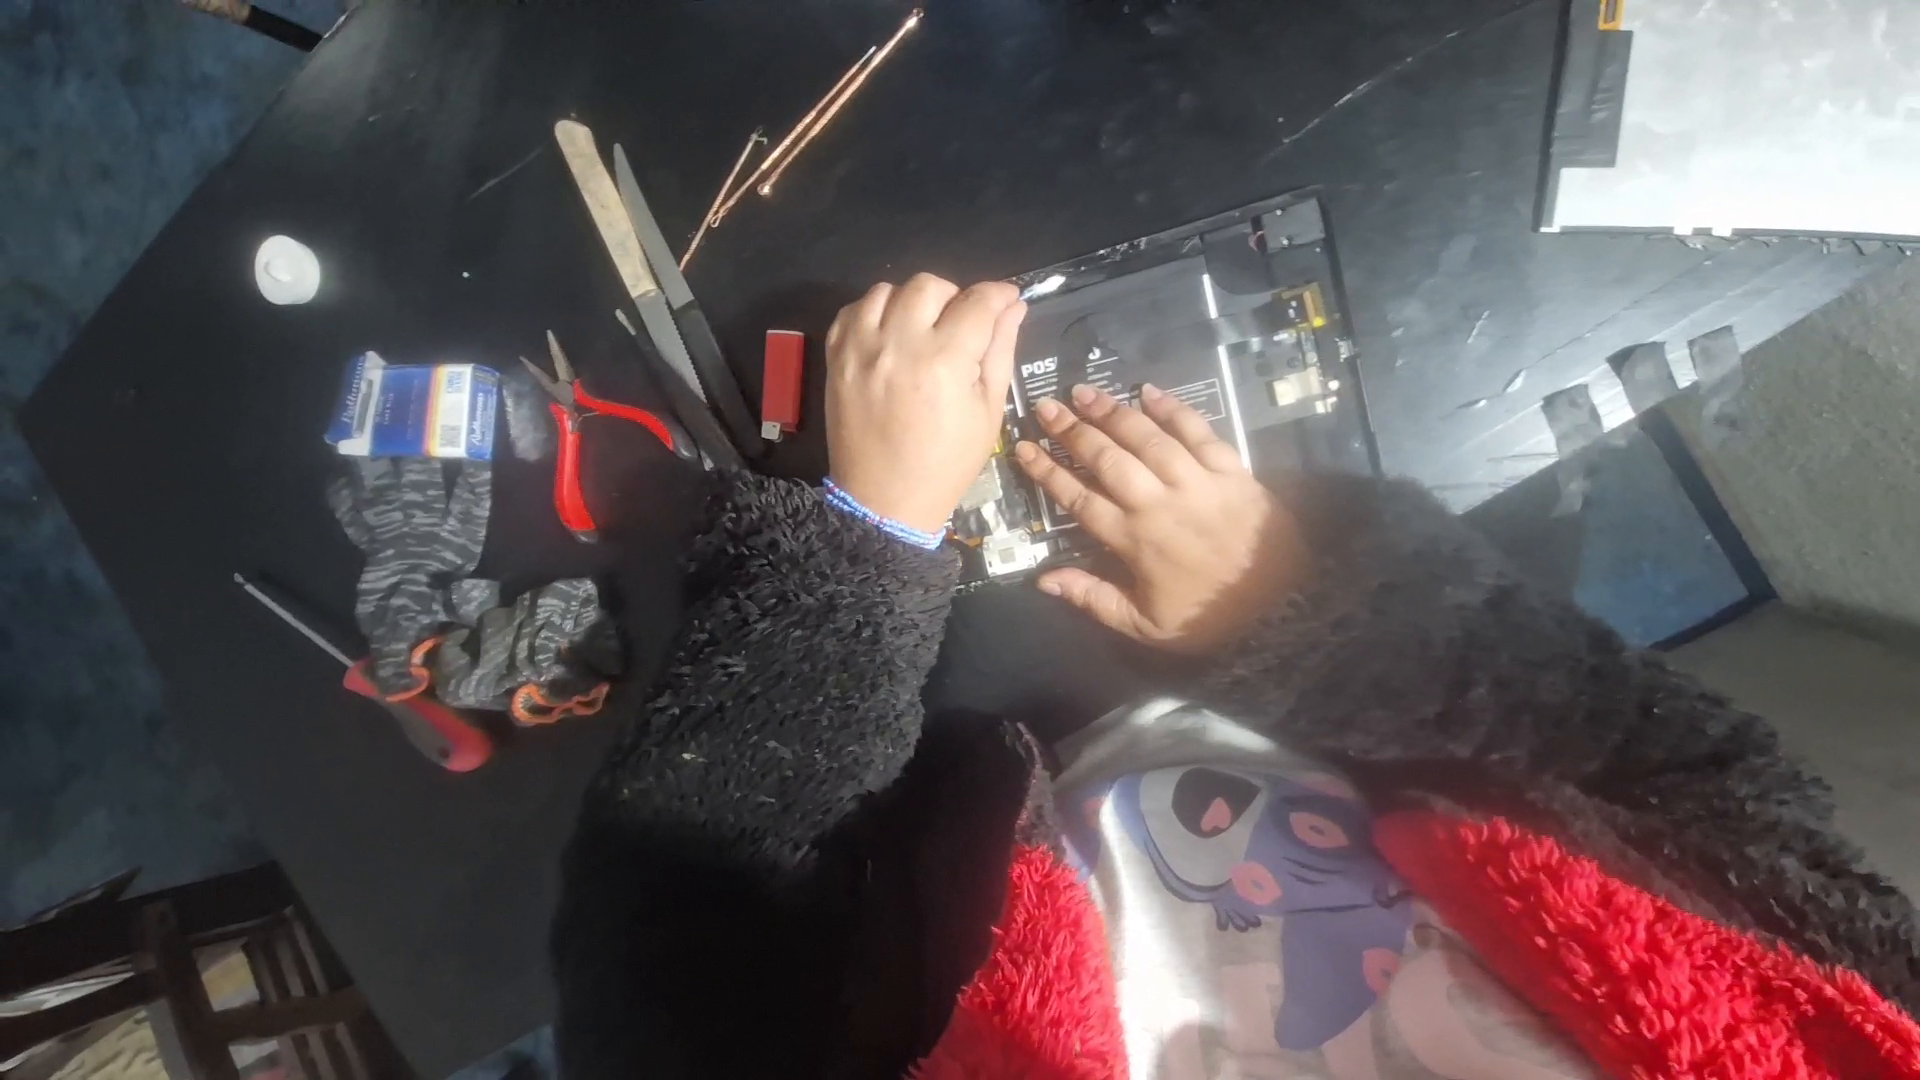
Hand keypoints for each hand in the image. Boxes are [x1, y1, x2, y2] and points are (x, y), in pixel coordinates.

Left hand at [825, 274, 1026, 532]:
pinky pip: (853, 309)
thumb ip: (1000, 353)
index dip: (999, 294)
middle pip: (929, 285)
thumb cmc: (945, 464)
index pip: (977, 303)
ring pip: (887, 290)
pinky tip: (889, 337)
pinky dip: (875, 312)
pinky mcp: (835, 357)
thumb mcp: (988, 414)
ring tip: (921, 331)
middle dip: (954, 297)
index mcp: (944, 363)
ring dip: (911, 302)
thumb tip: (1013, 307)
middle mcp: (898, 345)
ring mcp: (860, 349)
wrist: (884, 502)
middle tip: (960, 326)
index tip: (1007, 299)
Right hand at [1014, 384, 1306, 651]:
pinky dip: (1174, 409)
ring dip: (1113, 413)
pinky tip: (1149, 390)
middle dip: (1073, 431)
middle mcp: (1159, 503)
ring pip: (1148, 439)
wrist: (1284, 609)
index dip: (1048, 471)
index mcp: (1134, 540)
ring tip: (1084, 392)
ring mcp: (1198, 482)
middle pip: (1108, 459)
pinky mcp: (1233, 471)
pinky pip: (1200, 433)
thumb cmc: (1208, 618)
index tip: (1024, 448)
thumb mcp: (1144, 625)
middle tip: (1046, 407)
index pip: (1079, 498)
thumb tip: (1044, 580)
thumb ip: (1093, 599)